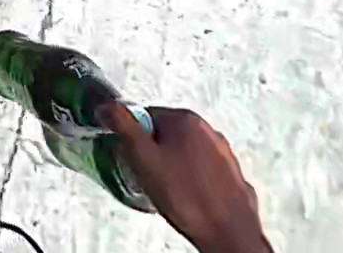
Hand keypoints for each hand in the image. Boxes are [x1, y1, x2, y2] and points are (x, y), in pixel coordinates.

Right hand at [100, 105, 272, 252]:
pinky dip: (198, 182)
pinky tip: (193, 200)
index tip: (138, 160)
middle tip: (152, 176)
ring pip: (189, 154)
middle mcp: (209, 131)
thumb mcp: (142, 157)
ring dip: (178, 167)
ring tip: (172, 192)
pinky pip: (208, 173)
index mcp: (186, 119)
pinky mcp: (237, 180)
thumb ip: (122, 125)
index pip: (147, 116)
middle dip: (157, 152)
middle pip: (169, 134)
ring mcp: (227, 156)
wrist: (229, 238)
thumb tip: (105, 104)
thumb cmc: (185, 196)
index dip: (137, 139)